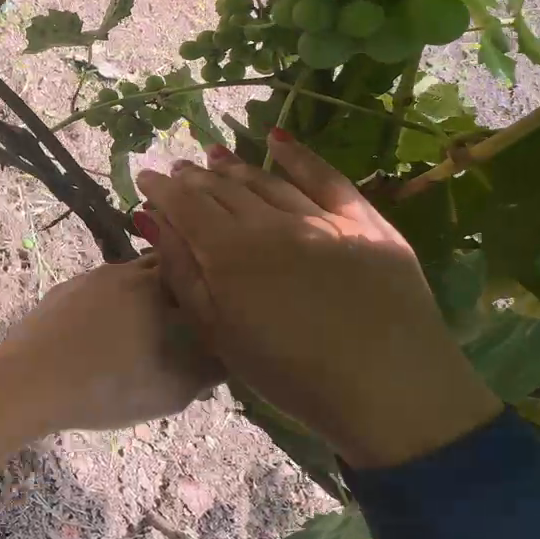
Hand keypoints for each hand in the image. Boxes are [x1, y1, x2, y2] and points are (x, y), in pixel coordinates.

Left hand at [0, 256, 219, 494]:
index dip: (215, 284)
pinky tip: (115, 332)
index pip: (196, 268)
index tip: (227, 304)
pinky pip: (102, 288)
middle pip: (163, 267)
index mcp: (153, 288)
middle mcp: (121, 272)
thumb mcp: (171, 390)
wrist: (26, 380)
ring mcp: (88, 278)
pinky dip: (117, 302)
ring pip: (131, 277)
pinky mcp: (64, 290)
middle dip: (182, 285)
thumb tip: (230, 353)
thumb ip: (208, 368)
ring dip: (147, 295)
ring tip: (155, 330)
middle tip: (195, 318)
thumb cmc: (105, 388)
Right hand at [135, 132, 500, 468]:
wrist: (394, 398)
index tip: (145, 177)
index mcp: (228, 251)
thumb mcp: (217, 330)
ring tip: (213, 156)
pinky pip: (327, 179)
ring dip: (234, 166)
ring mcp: (322, 219)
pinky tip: (277, 139)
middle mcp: (271, 223)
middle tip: (177, 170)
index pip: (183, 202)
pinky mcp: (367, 224)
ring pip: (266, 180)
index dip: (160, 186)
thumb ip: (182, 270)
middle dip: (193, 176)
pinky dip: (299, 156)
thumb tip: (152, 219)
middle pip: (221, 187)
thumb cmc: (290, 373)